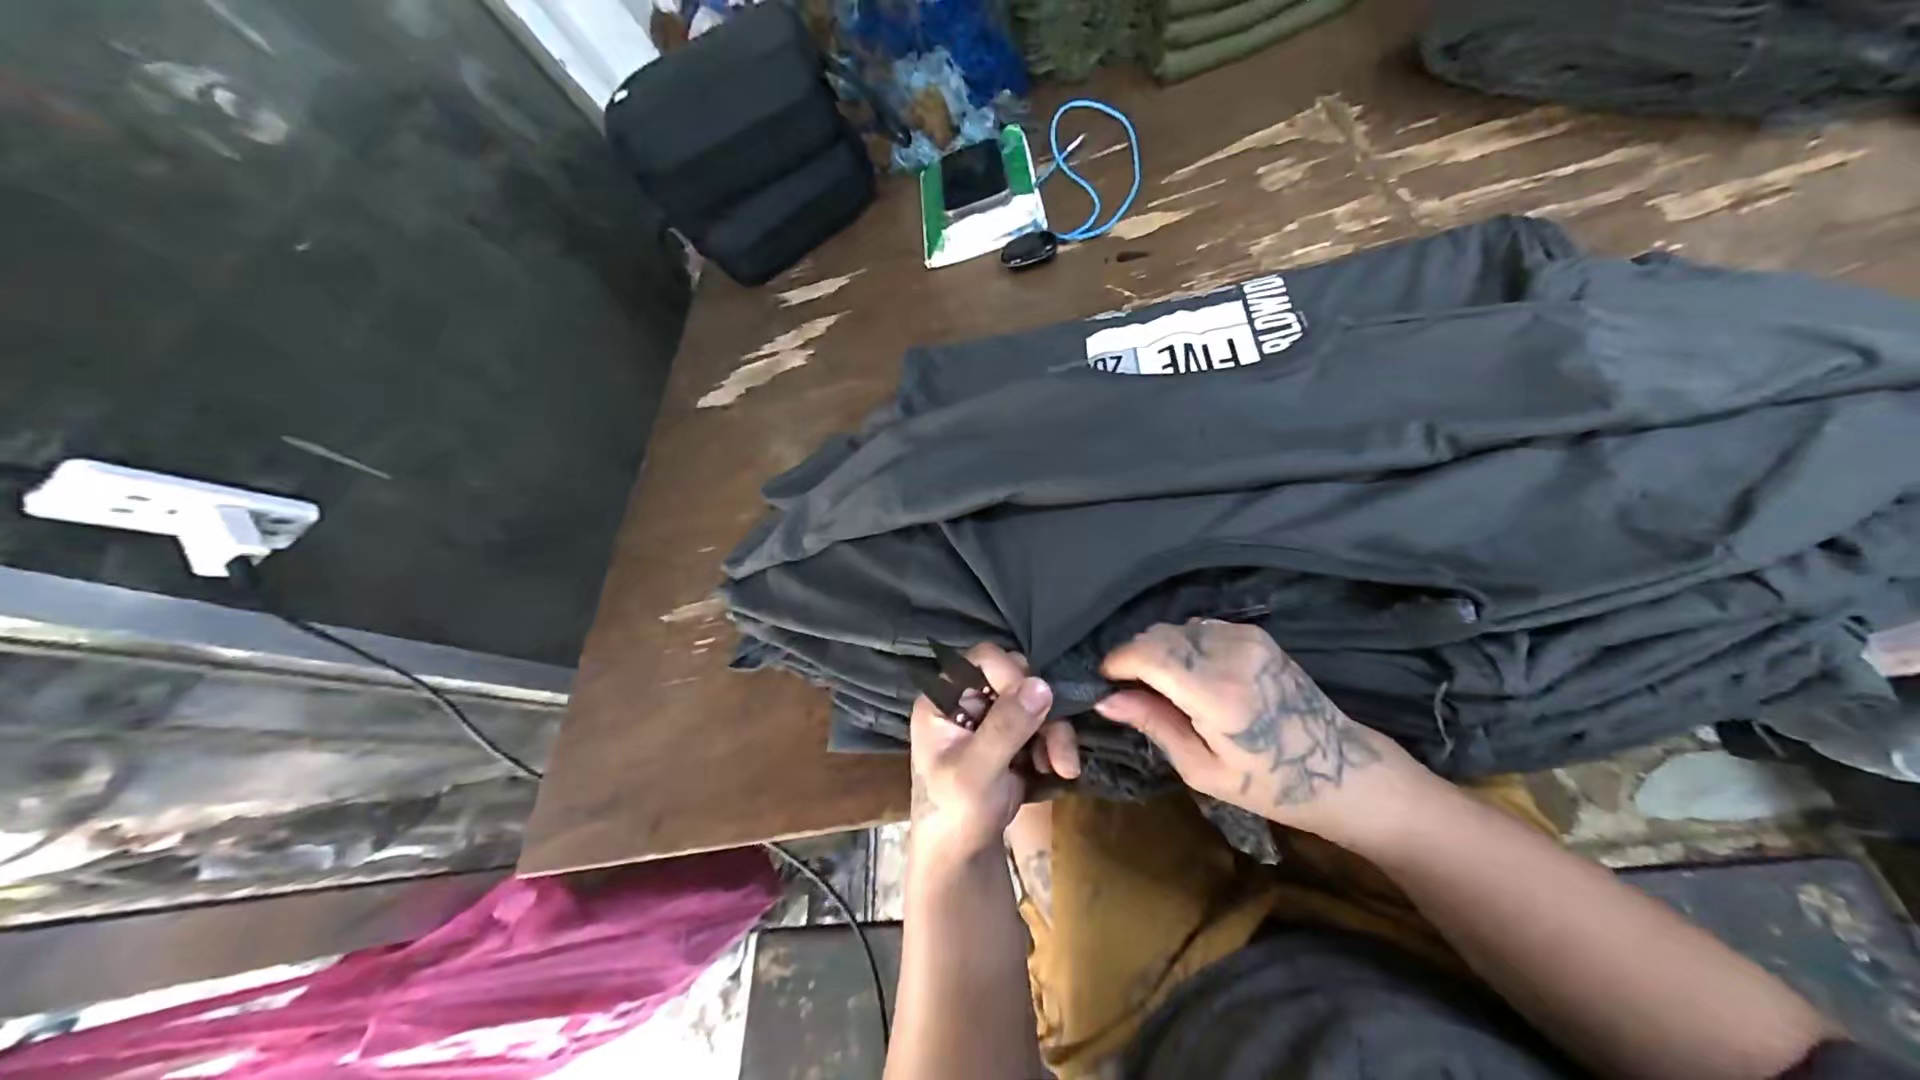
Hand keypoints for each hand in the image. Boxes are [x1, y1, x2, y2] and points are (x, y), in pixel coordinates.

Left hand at [909, 644, 1080, 862]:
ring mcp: (991, 716)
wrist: (963, 853)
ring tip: (1061, 766)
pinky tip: (1056, 769)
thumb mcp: (976, 771)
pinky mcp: (1013, 735)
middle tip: (1055, 745)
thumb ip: (1006, 727)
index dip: (1011, 675)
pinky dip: (1054, 744)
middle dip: (1042, 710)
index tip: (1033, 704)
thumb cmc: (954, 810)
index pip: (983, 659)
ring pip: (1037, 701)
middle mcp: (967, 699)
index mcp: (943, 697)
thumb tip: (1041, 685)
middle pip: (1017, 677)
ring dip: (1055, 732)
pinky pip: (1044, 723)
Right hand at [1097, 620, 1431, 842]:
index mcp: (1218, 694)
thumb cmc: (1268, 784)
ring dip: (1157, 649)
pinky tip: (1189, 675)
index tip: (1103, 680)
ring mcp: (1246, 639)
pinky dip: (1182, 645)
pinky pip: (1198, 628)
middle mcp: (1231, 654)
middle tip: (1128, 689)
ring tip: (1159, 685)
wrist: (1341, 770)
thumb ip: (1152, 723)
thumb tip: (1104, 699)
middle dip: (1133, 656)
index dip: (1117, 661)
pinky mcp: (1255, 635)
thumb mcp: (1201, 768)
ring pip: (1175, 628)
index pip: (1148, 654)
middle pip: (1156, 635)